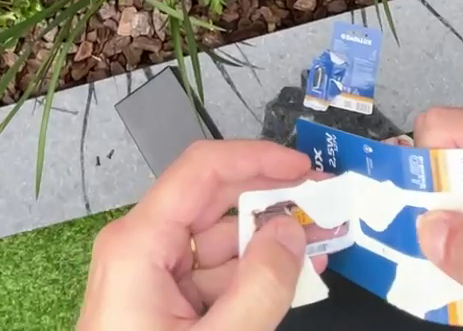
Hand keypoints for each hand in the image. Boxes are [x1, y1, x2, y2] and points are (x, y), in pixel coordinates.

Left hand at [80, 139, 317, 330]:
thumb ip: (260, 287)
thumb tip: (293, 230)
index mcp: (139, 242)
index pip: (202, 171)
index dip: (255, 159)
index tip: (303, 167)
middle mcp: (139, 245)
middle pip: (211, 199)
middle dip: (269, 195)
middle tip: (324, 199)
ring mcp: (148, 274)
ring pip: (216, 238)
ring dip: (268, 237)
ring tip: (320, 237)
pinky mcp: (159, 303)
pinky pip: (211, 273)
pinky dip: (252, 273)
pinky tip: (291, 274)